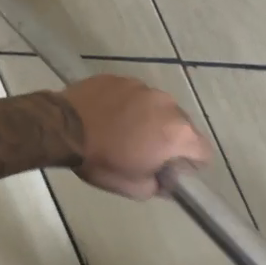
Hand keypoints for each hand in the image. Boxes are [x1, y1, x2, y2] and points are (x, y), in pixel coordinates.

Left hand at [59, 73, 211, 198]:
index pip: (203, 151)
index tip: (169, 168)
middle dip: (169, 139)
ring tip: (122, 129)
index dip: (189, 164)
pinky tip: (107, 114)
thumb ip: (160, 185)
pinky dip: (126, 104)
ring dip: (147, 118)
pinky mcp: (118, 77)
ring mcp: (141, 86)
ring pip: (156, 107)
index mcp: (178, 132)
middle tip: (143, 150)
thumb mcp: (136, 187)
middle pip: (181, 125)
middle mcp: (166, 103)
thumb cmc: (102, 160)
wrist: (62, 127)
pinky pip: (132, 94)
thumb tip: (164, 179)